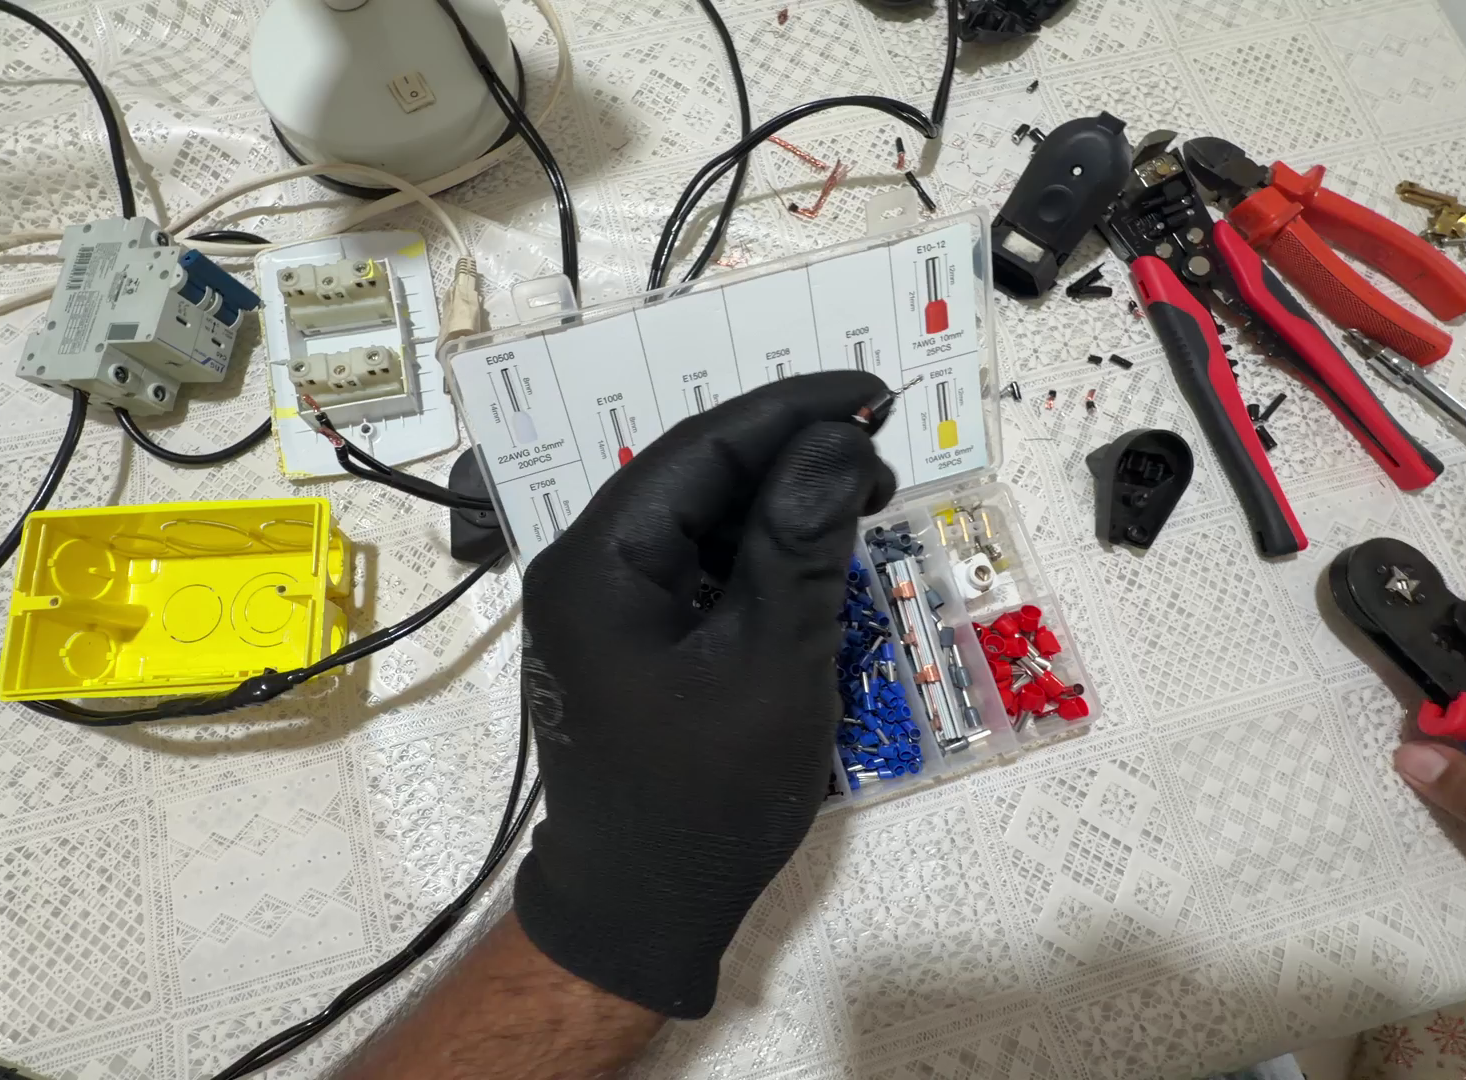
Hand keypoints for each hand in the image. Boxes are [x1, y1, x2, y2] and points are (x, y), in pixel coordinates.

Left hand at [513, 371, 895, 1017]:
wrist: (640, 907)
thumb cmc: (706, 798)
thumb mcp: (770, 663)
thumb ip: (799, 543)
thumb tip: (836, 443)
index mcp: (599, 561)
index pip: (700, 448)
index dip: (790, 410)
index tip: (870, 393)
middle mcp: (587, 564)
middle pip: (695, 476)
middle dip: (788, 457)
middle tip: (877, 459)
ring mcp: (603, 598)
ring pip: (698, 517)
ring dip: (775, 504)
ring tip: (855, 504)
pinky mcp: (628, 628)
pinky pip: (694, 564)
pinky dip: (753, 552)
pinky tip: (804, 554)